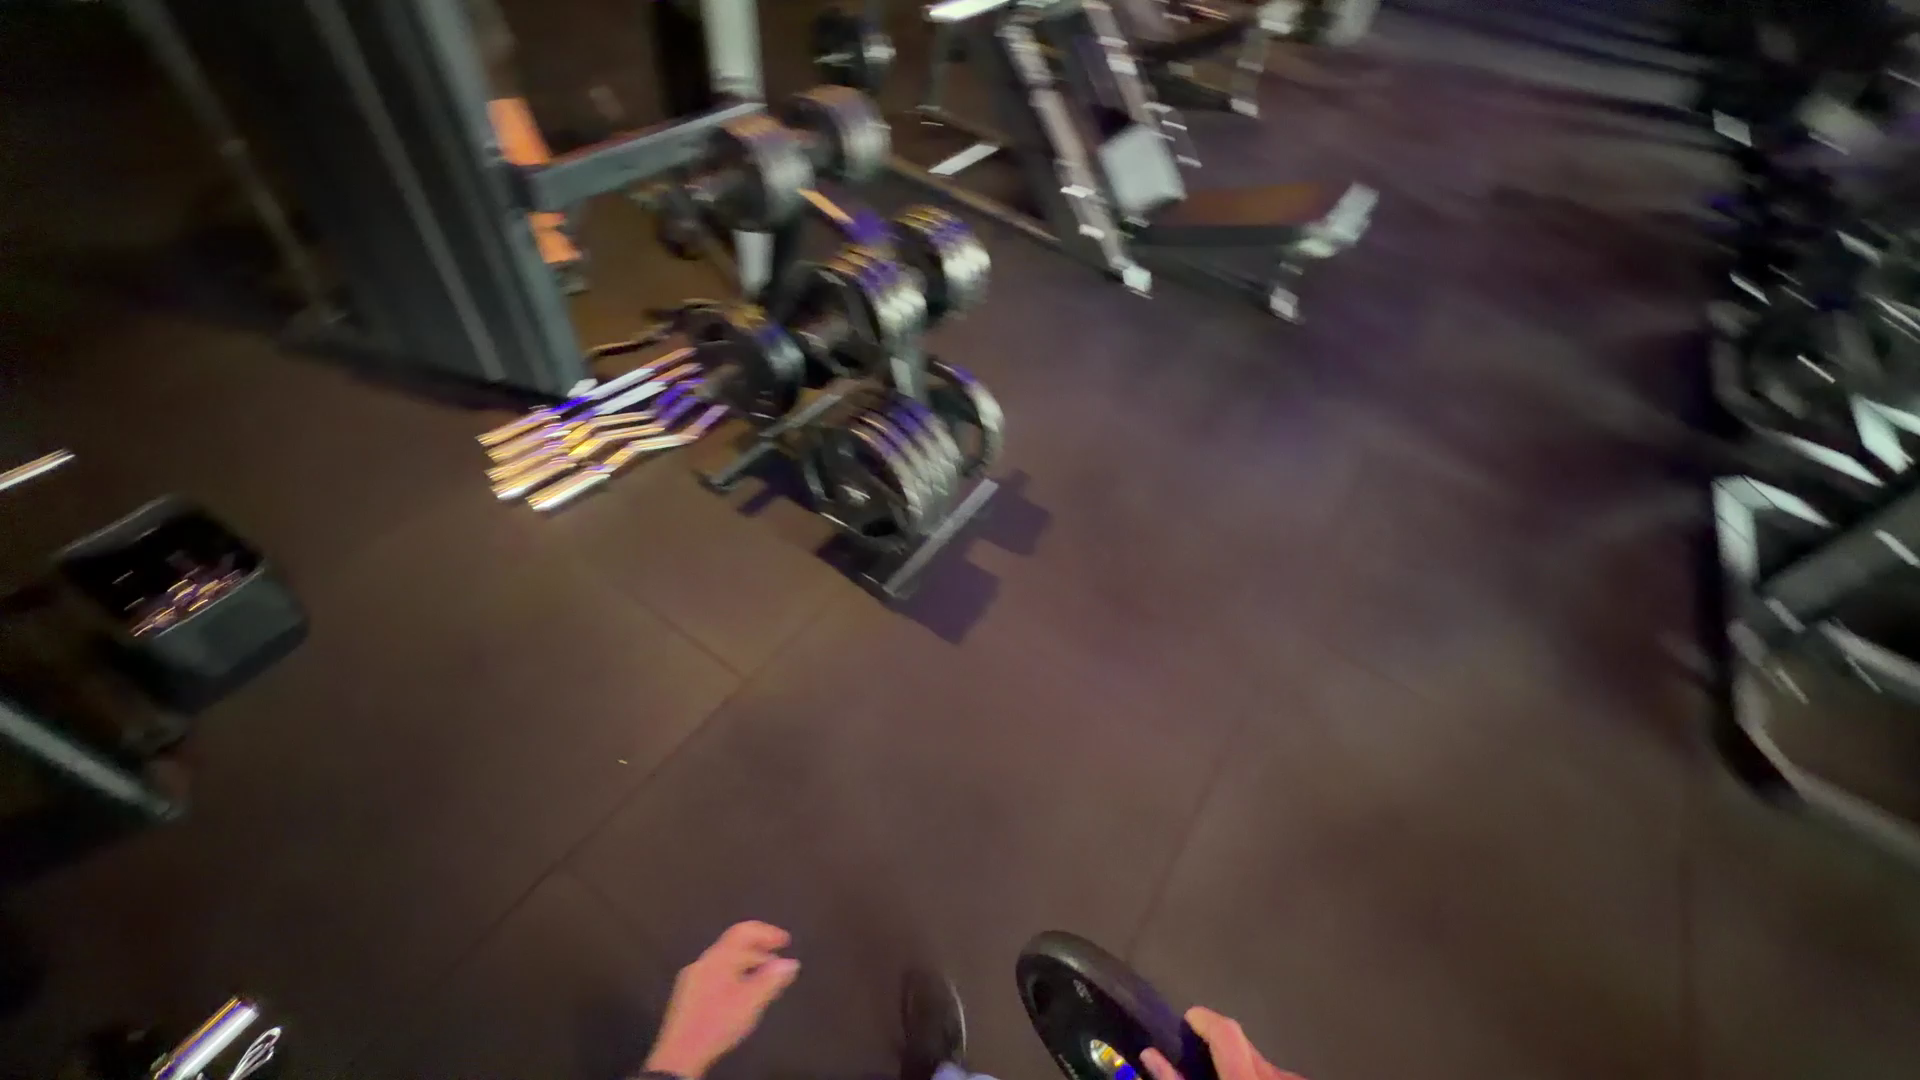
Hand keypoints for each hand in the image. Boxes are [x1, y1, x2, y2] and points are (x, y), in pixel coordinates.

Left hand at [643, 921, 801, 1079]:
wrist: (679, 1057)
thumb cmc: (718, 1022)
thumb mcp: (751, 1001)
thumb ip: (772, 979)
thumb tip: (791, 963)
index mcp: (718, 958)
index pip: (744, 931)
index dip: (767, 932)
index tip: (786, 942)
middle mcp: (703, 962)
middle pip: (734, 946)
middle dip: (760, 953)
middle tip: (777, 966)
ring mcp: (692, 979)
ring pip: (725, 963)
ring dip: (747, 967)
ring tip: (763, 982)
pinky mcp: (686, 996)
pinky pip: (715, 975)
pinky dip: (733, 977)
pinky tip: (739, 996)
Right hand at [1140, 1007, 1305, 1079]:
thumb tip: (1150, 1052)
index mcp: (1245, 1076)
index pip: (1225, 1028)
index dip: (1203, 1019)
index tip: (1186, 1021)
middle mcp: (1274, 1072)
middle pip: (1241, 1043)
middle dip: (1220, 1049)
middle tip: (1202, 1067)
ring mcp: (1295, 1078)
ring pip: (1261, 1061)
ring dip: (1243, 1066)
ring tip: (1227, 1079)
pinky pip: (1277, 1073)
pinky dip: (1260, 1075)